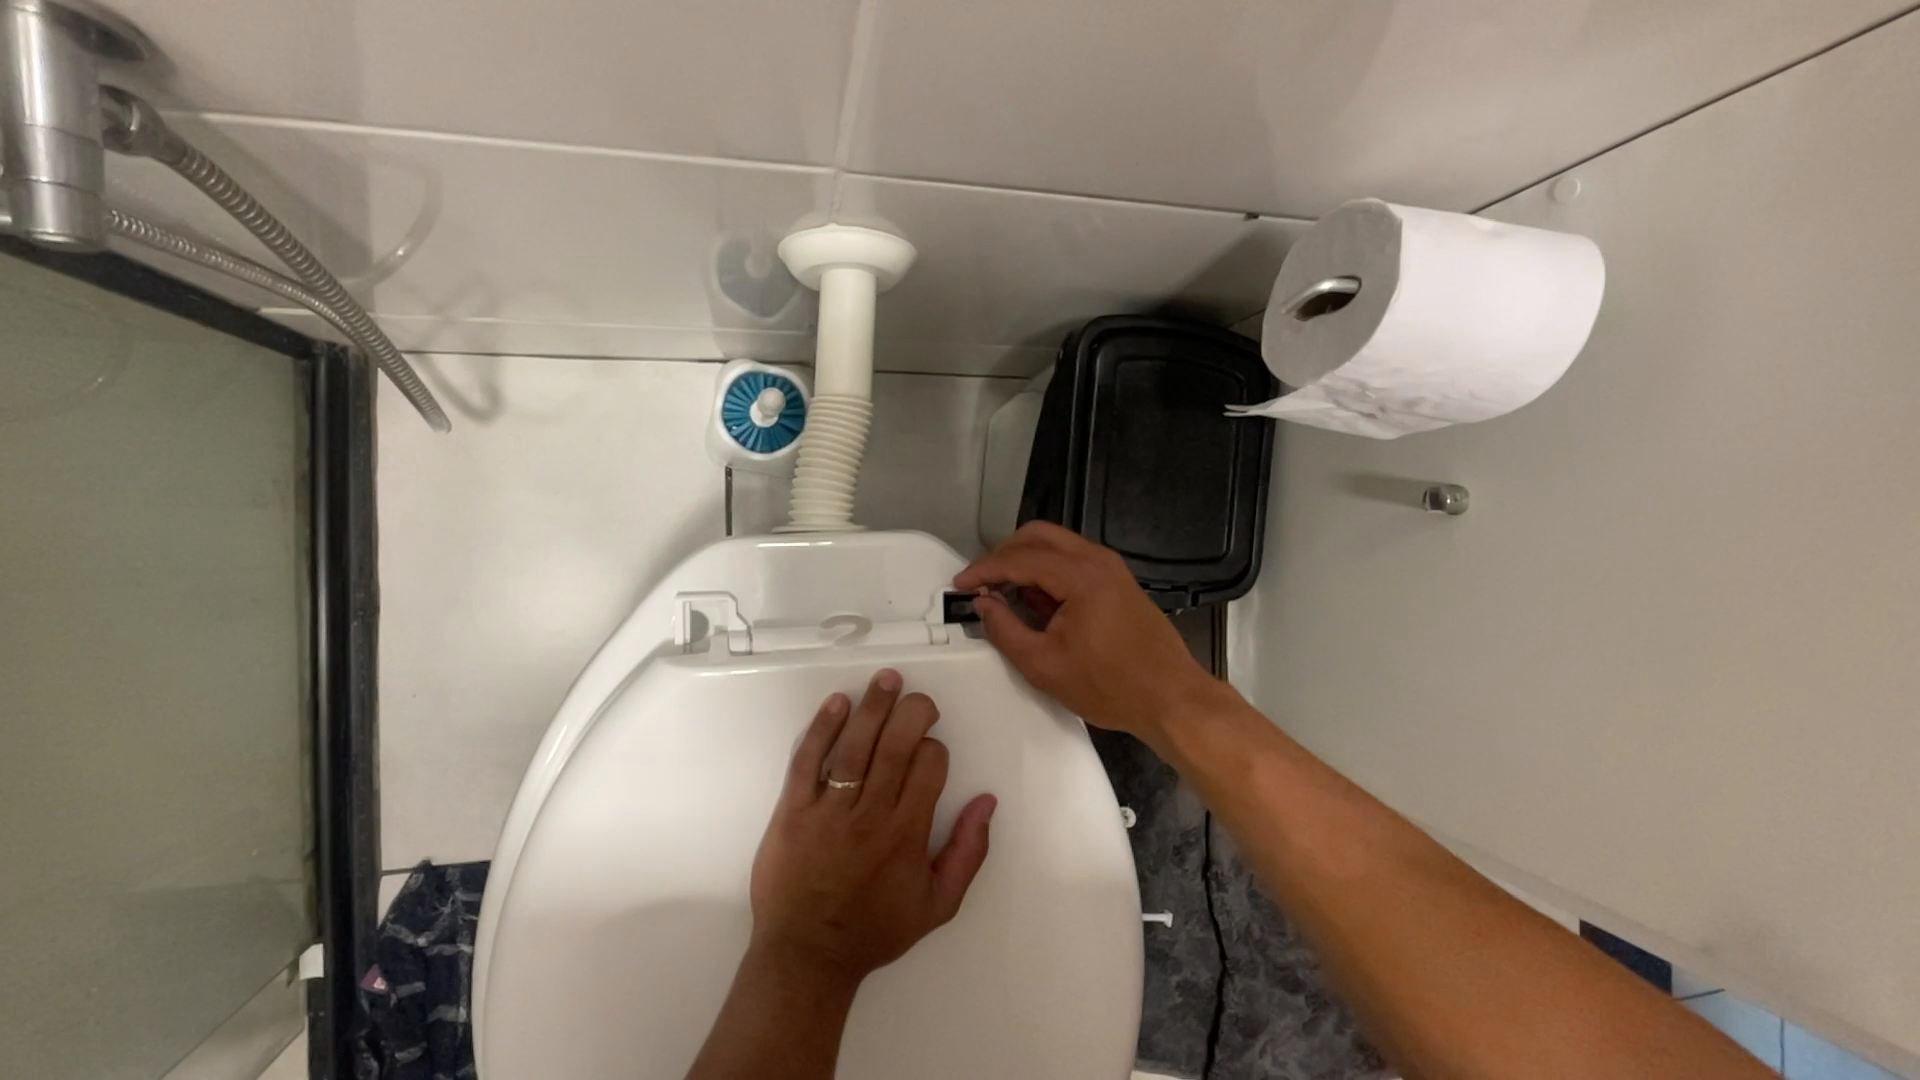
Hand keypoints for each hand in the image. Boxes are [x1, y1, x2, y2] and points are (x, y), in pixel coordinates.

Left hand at [747, 669, 996, 989]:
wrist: (807, 956)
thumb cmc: (875, 929)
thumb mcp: (939, 904)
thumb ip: (968, 852)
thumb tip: (986, 802)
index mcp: (907, 834)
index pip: (929, 766)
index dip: (935, 746)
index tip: (931, 746)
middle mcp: (870, 814)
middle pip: (896, 745)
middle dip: (912, 711)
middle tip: (918, 697)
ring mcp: (828, 809)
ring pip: (855, 744)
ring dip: (873, 706)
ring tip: (886, 679)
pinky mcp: (793, 810)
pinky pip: (808, 760)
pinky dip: (822, 728)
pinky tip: (836, 703)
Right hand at [955, 522, 1223, 744]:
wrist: (1171, 698)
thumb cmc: (1111, 686)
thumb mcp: (1044, 665)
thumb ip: (1005, 629)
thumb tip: (984, 604)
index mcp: (1081, 575)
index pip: (1019, 558)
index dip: (983, 569)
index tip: (961, 584)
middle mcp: (1098, 560)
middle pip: (1037, 536)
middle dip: (1003, 555)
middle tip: (981, 583)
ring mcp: (1111, 568)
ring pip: (1056, 545)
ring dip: (1025, 561)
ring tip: (1003, 594)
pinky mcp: (1118, 582)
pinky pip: (1072, 561)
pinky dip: (1047, 571)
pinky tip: (1035, 601)